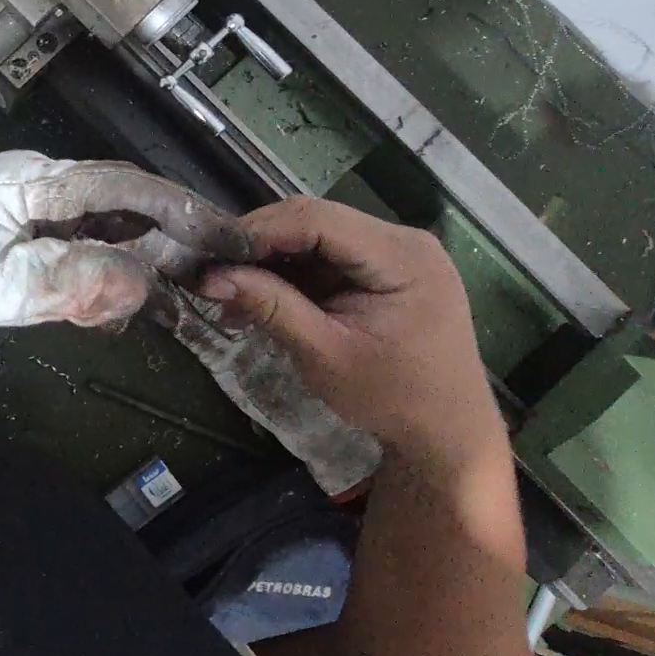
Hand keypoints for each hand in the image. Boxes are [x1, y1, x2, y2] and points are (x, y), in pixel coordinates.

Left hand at [0, 151, 247, 362]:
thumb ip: (72, 282)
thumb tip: (143, 284)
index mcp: (36, 182)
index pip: (127, 189)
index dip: (183, 212)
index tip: (230, 238)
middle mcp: (34, 182)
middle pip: (117, 203)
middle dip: (164, 238)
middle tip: (205, 277)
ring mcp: (18, 203)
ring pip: (93, 225)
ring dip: (129, 258)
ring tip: (164, 296)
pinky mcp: (4, 227)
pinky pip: (64, 242)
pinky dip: (92, 269)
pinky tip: (102, 303)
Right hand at [198, 197, 504, 473]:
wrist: (446, 435)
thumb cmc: (392, 398)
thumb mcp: (323, 354)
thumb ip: (269, 307)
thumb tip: (208, 277)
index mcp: (403, 256)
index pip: (317, 220)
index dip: (258, 231)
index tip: (210, 255)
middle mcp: (402, 241)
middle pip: (312, 221)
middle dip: (258, 244)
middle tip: (212, 271)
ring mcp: (392, 253)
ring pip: (310, 236)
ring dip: (266, 260)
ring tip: (228, 291)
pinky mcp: (379, 269)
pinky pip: (321, 256)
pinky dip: (286, 274)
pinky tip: (257, 297)